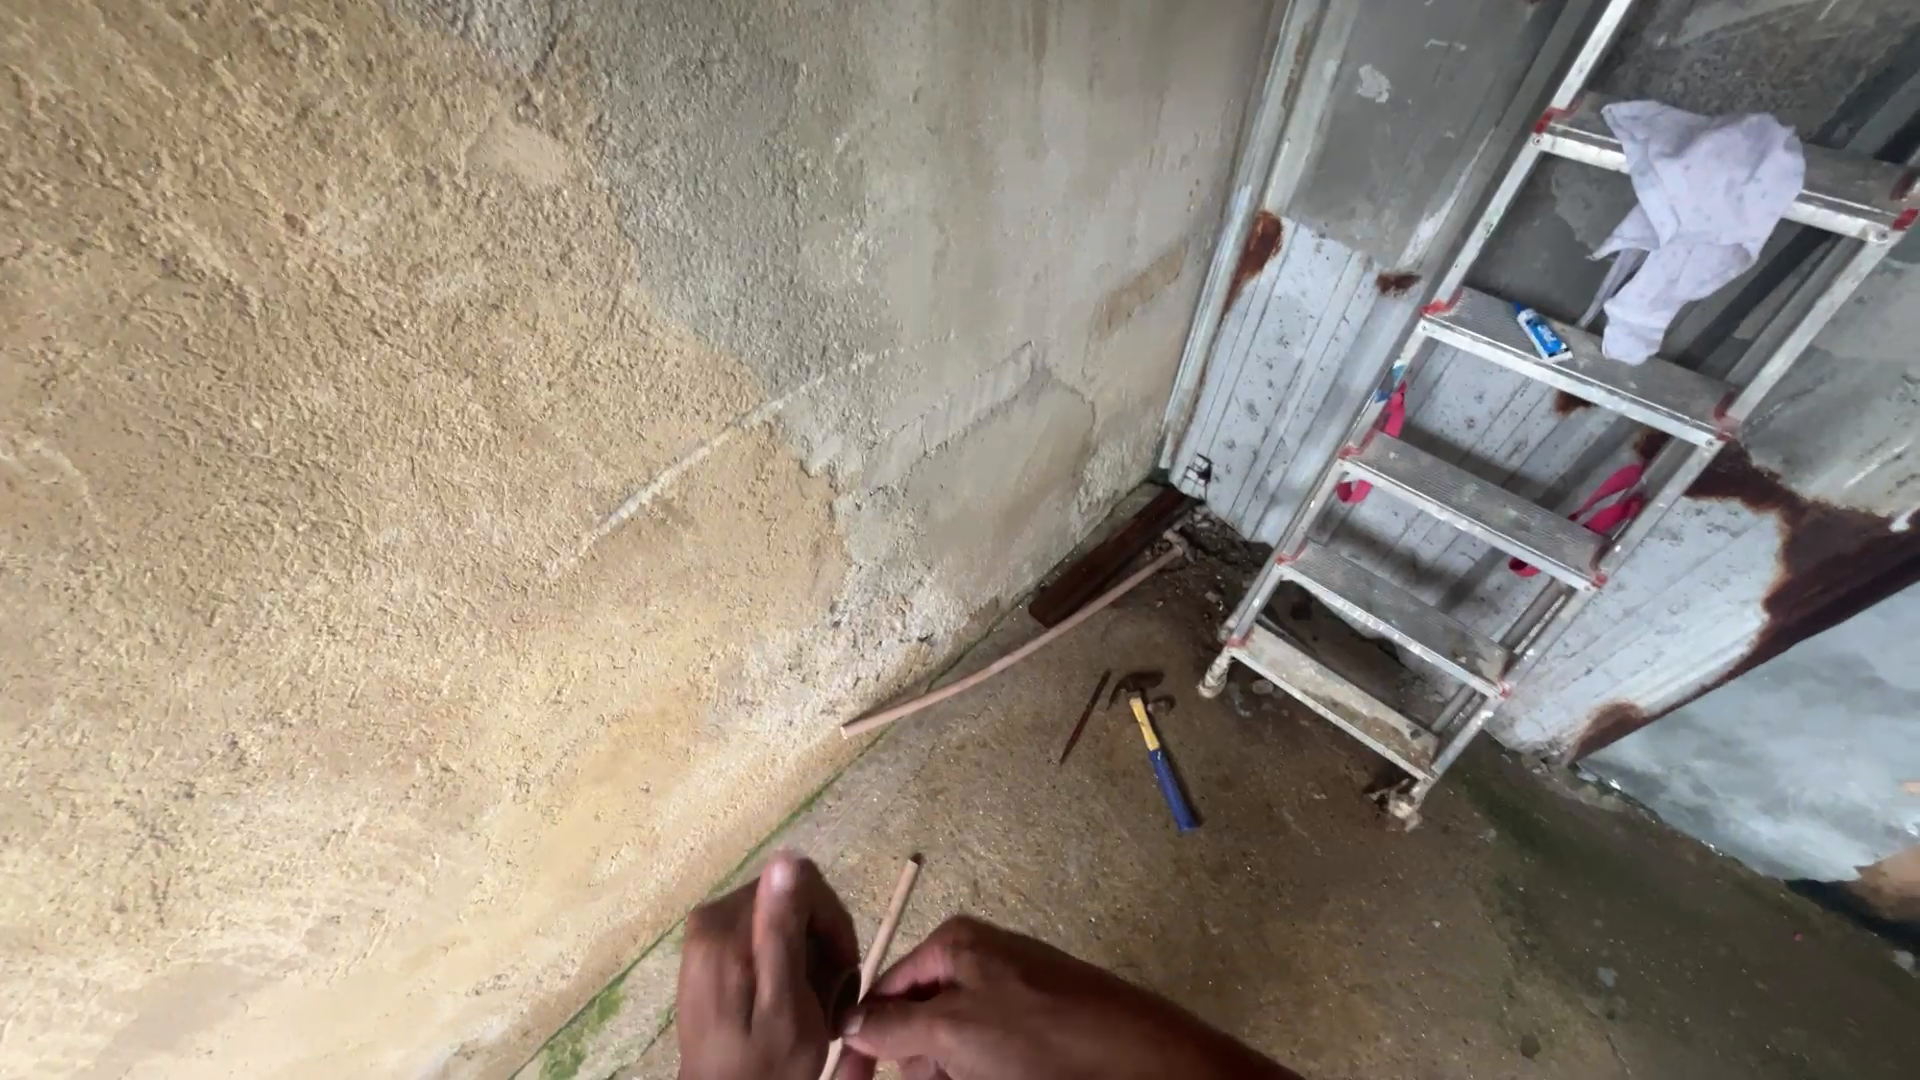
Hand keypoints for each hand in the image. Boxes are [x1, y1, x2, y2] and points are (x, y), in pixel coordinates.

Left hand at [676, 852, 860, 1079]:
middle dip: (823, 937)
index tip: (844, 970)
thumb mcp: (784, 1005)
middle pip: (793, 894)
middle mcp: (711, 916)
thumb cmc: (765, 1069)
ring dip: (812, 949)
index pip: (801, 881)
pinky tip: (795, 991)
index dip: (831, 921)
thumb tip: (787, 859)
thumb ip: (782, 932)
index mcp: (725, 927)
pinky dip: (792, 955)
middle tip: (834, 992)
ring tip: (817, 998)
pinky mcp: (713, 947)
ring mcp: (709, 931)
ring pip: (786, 910)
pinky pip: (769, 928)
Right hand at [840, 917, 1302, 1079]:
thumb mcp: (955, 1031)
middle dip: (917, 1061)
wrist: (1132, 1054)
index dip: (864, 1036)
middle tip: (942, 1079)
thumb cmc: (1037, 1034)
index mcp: (955, 944)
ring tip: (980, 1076)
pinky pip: (985, 1049)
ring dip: (950, 1071)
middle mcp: (978, 957)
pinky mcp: (1031, 1020)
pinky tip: (997, 1075)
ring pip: (953, 1041)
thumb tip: (848, 1022)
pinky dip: (978, 1070)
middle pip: (920, 1017)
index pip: (887, 986)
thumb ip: (896, 1026)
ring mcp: (1008, 989)